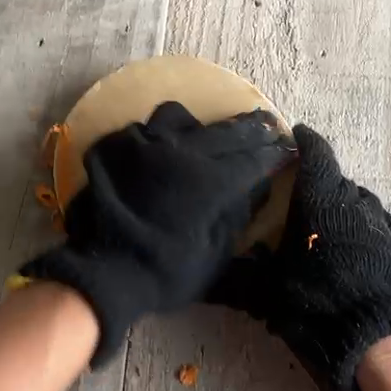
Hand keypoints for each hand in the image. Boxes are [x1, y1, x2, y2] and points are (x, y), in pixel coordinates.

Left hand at [21, 101, 289, 363]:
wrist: (104, 270)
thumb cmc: (168, 272)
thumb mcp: (216, 253)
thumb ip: (237, 214)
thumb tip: (256, 188)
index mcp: (214, 180)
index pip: (253, 158)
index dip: (273, 152)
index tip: (285, 148)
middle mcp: (185, 151)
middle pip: (225, 132)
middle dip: (250, 128)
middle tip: (265, 123)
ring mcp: (147, 143)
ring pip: (179, 118)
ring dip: (198, 125)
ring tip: (202, 132)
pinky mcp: (117, 145)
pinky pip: (143, 130)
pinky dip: (156, 138)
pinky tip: (156, 149)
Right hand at [209, 124, 390, 390]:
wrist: (379, 338)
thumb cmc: (317, 302)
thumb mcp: (269, 292)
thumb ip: (242, 276)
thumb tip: (206, 278)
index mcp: (322, 198)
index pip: (315, 153)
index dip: (305, 141)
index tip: (296, 135)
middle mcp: (355, 201)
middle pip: (335, 179)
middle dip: (319, 183)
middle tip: (300, 198)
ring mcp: (383, 223)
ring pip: (359, 203)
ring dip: (344, 208)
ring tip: (328, 227)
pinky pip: (380, 226)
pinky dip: (365, 230)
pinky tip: (358, 249)